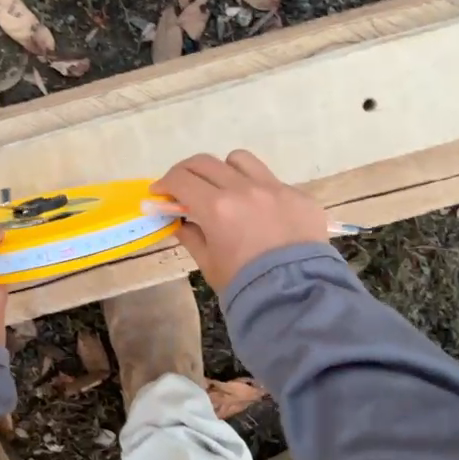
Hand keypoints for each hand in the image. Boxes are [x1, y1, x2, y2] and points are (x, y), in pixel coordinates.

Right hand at [154, 151, 329, 293]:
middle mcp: (244, 189)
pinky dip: (256, 189)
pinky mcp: (299, 196)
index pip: (180, 179)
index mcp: (217, 208)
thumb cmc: (245, 285)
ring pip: (240, 160)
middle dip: (186, 172)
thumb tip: (181, 220)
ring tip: (224, 189)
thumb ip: (191, 235)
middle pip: (205, 162)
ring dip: (224, 170)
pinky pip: (271, 180)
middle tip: (183, 187)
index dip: (164, 184)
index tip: (159, 193)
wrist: (298, 299)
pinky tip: (259, 212)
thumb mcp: (208, 263)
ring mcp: (275, 189)